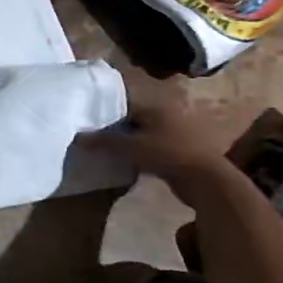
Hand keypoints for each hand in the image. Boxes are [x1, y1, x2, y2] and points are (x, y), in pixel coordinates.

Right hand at [91, 86, 282, 205]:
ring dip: (128, 141)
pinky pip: (152, 147)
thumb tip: (77, 137)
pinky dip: (139, 153)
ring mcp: (175, 132)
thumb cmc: (168, 154)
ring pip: (143, 133)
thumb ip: (104, 142)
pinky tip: (126, 162)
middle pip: (134, 117)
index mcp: (156, 105)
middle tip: (94, 136)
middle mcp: (167, 114)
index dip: (106, 110)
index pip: (125, 101)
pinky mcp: (179, 150)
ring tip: (107, 150)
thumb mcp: (131, 147)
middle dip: (116, 126)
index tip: (88, 119)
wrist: (205, 181)